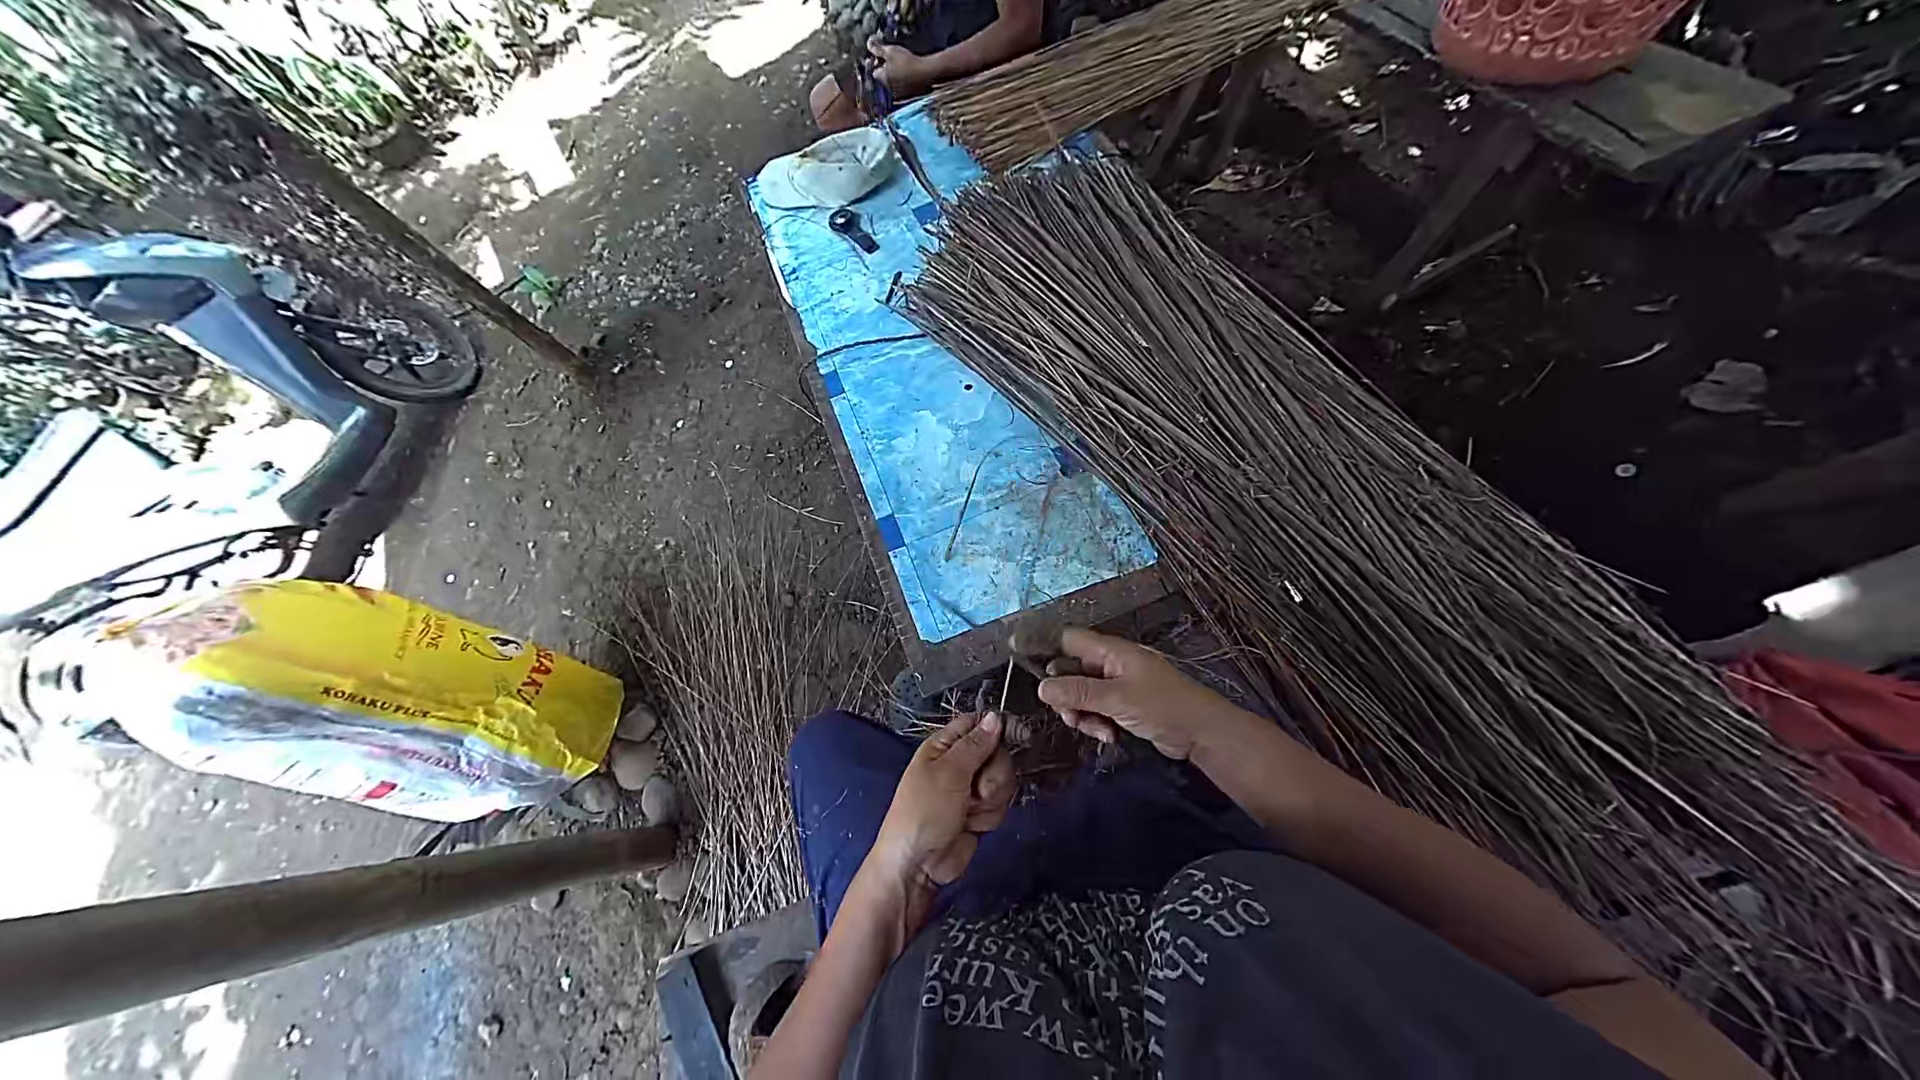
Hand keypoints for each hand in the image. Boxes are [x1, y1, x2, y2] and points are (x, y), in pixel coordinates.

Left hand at [867, 712, 1014, 904]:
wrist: (918, 865)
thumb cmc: (924, 812)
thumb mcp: (948, 773)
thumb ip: (976, 745)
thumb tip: (996, 716)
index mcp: (944, 746)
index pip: (978, 724)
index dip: (999, 726)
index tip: (1020, 734)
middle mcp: (959, 763)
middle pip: (998, 753)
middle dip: (994, 774)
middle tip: (977, 789)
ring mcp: (971, 788)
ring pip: (1003, 780)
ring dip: (990, 799)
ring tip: (968, 811)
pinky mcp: (981, 811)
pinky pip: (1001, 804)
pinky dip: (989, 816)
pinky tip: (972, 825)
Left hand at [868, 36, 928, 93]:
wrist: (926, 74)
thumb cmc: (907, 62)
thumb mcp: (890, 51)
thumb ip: (878, 49)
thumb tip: (868, 44)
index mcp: (882, 79)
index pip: (874, 72)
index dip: (877, 63)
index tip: (882, 56)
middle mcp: (888, 89)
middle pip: (882, 79)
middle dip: (885, 70)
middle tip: (893, 60)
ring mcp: (898, 95)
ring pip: (892, 84)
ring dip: (894, 77)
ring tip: (902, 67)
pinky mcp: (907, 97)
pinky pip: (901, 89)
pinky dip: (902, 82)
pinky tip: (908, 74)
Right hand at [1036, 628, 1238, 759]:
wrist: (1202, 733)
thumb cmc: (1163, 705)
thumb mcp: (1117, 698)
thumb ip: (1078, 692)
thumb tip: (1041, 688)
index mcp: (1111, 651)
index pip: (1068, 640)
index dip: (1046, 648)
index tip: (1023, 662)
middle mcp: (1111, 664)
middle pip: (1070, 672)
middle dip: (1066, 695)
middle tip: (1070, 716)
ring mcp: (1117, 686)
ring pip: (1081, 696)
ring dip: (1082, 714)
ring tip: (1098, 730)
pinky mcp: (1123, 706)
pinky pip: (1096, 711)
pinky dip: (1097, 723)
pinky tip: (1109, 736)